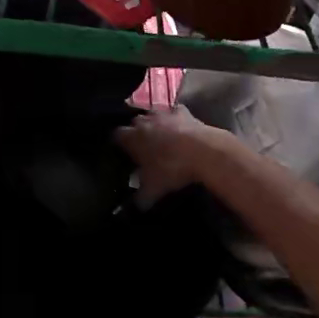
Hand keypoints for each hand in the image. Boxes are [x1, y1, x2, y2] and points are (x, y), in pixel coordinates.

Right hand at [114, 106, 232, 207]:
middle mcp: (144, 121)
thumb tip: (136, 206)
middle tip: (141, 146)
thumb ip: (140, 198)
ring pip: (153, 113)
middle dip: (135, 132)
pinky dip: (174, 118)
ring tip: (159, 135)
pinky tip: (179, 127)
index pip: (116, 135)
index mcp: (132, 138)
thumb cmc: (171, 169)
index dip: (117, 143)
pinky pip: (174, 112)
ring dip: (154, 123)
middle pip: (134, 122)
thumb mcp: (153, 189)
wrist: (203, 151)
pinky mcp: (183, 111)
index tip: (121, 151)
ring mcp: (164, 113)